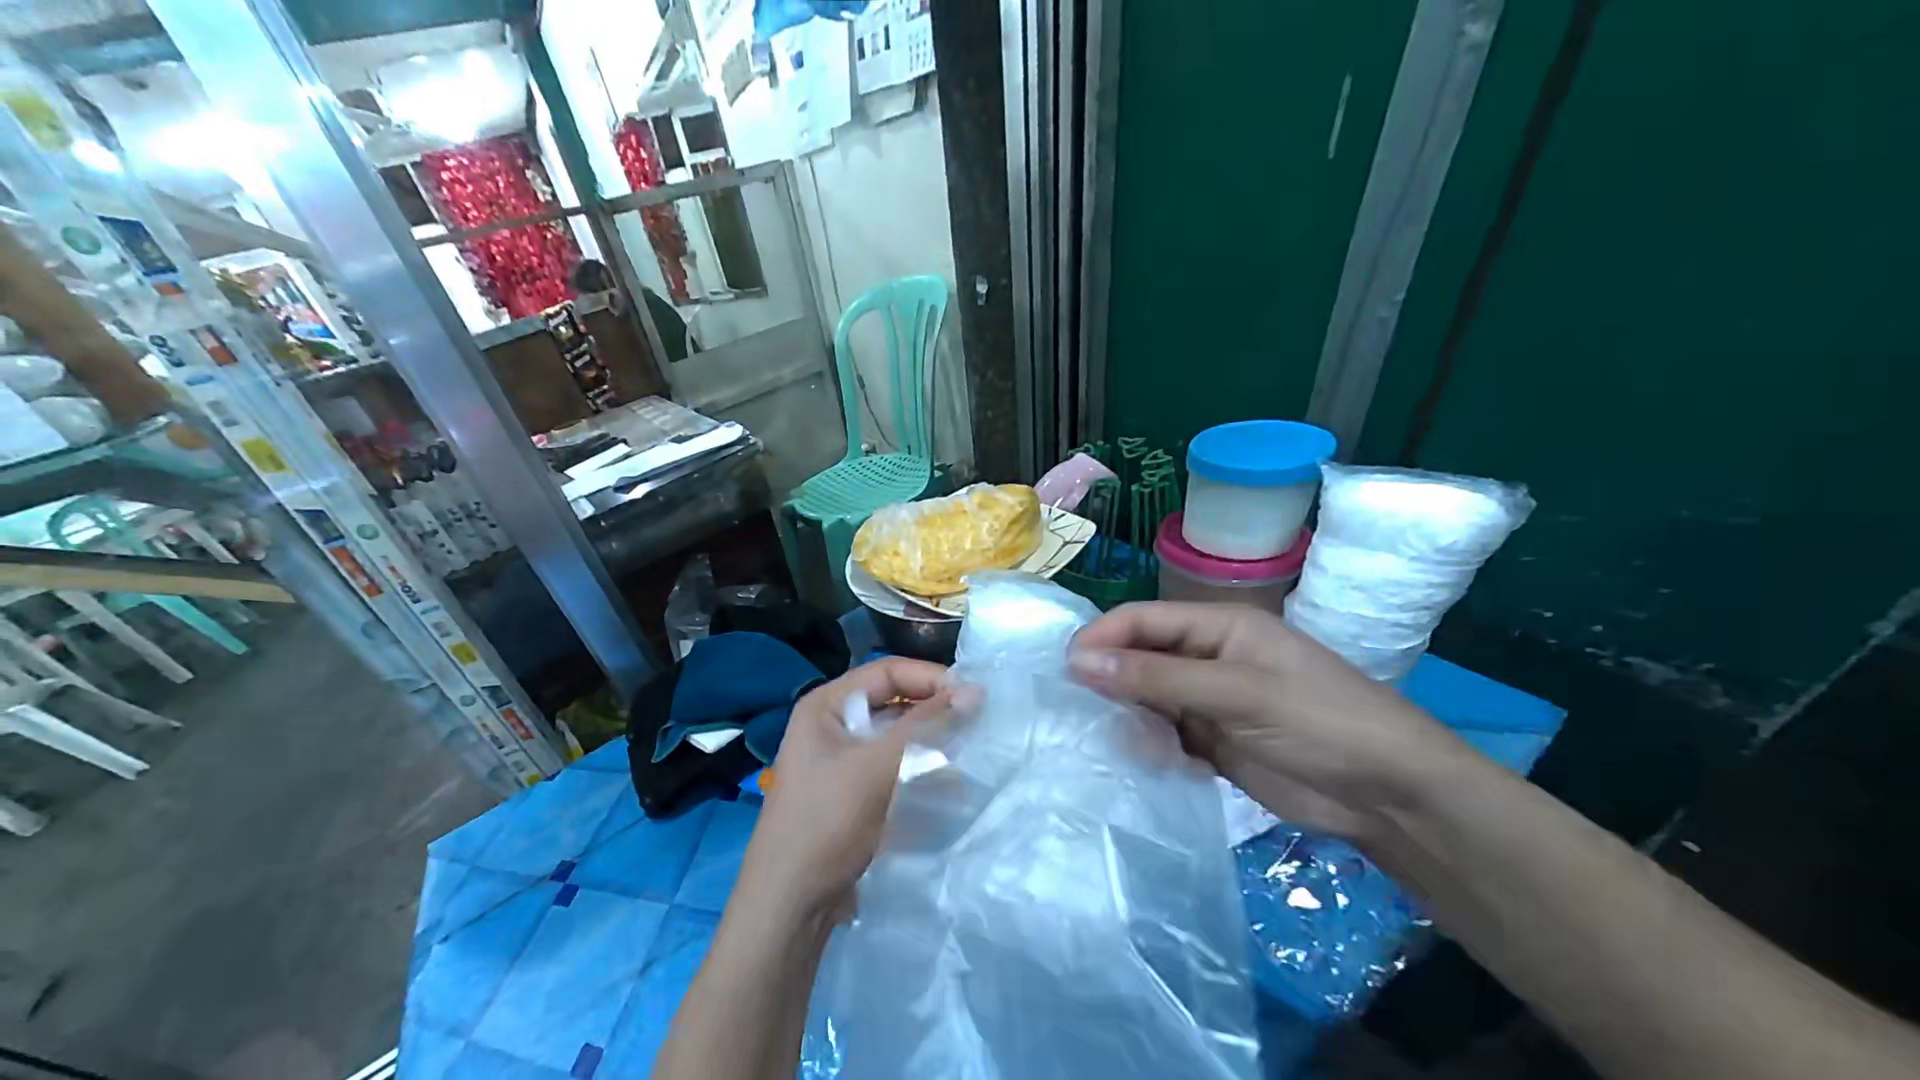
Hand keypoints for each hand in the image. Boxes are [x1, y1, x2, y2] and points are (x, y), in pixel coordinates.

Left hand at [735, 657, 957, 923]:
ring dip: (932, 743)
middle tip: (978, 723)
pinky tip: (951, 784)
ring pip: (899, 737)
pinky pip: (896, 768)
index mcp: (826, 705)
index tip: (974, 695)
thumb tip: (974, 690)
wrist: (790, 904)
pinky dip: (922, 771)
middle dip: (934, 712)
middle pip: (894, 703)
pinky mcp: (856, 793)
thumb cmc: (827, 821)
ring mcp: (843, 761)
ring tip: (970, 753)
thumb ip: (925, 726)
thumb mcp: (877, 766)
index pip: (887, 671)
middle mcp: (833, 725)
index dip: (930, 678)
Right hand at [1070, 602, 1487, 844]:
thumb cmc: (1320, 721)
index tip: (1064, 670)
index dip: (1102, 639)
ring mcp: (1209, 701)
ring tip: (1114, 744)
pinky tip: (1144, 765)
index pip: (1142, 620)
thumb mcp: (1238, 693)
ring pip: (1146, 700)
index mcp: (1218, 626)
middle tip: (1078, 714)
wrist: (1390, 795)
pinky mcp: (1212, 742)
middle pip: (1139, 659)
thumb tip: (1079, 661)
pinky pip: (1163, 737)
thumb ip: (1158, 677)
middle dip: (1110, 682)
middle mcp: (1207, 657)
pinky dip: (1148, 748)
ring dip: (1127, 719)